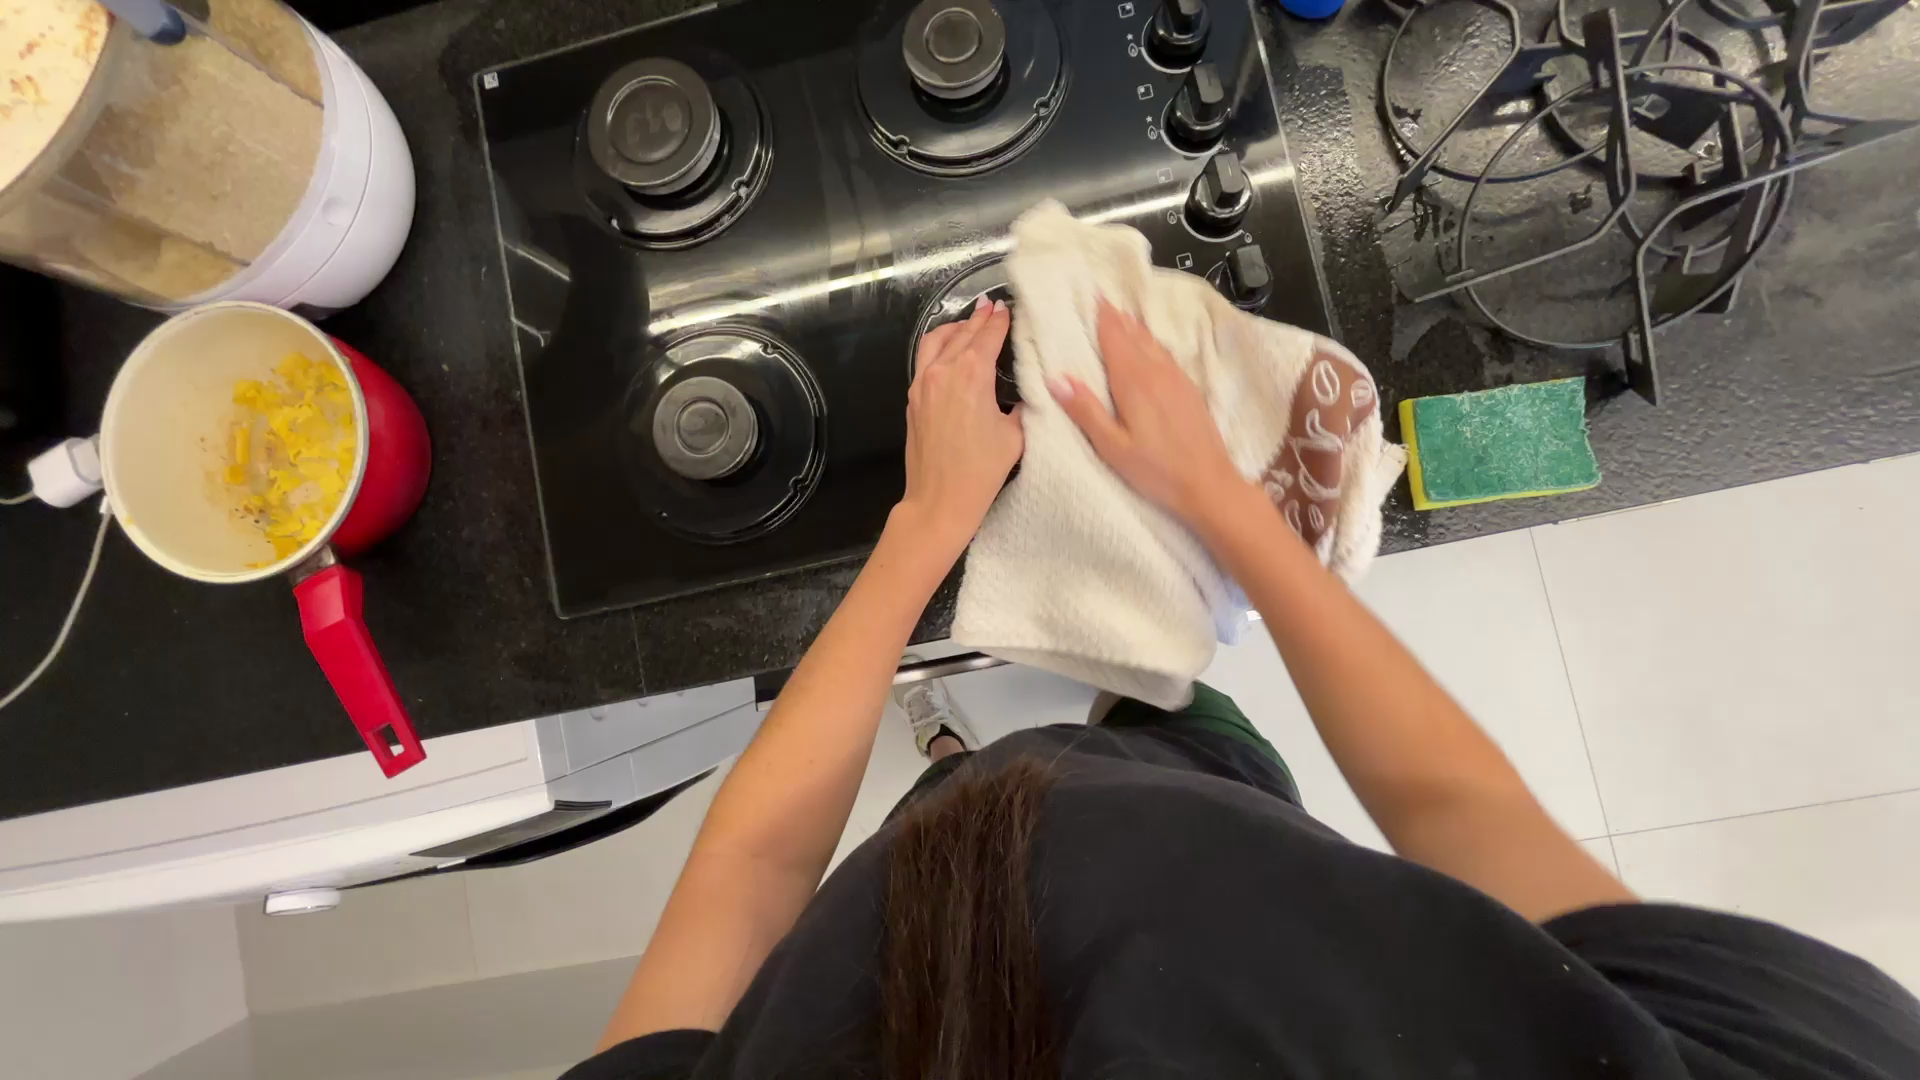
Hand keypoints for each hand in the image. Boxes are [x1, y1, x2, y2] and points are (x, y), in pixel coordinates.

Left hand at [895, 295, 1022, 550]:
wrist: (939, 500)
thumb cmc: (980, 472)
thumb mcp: (1014, 436)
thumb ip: (1020, 407)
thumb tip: (1022, 396)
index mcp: (971, 374)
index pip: (988, 336)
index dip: (1000, 321)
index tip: (1007, 309)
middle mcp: (942, 372)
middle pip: (962, 333)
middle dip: (979, 319)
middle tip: (991, 307)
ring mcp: (922, 384)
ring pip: (935, 341)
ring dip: (954, 328)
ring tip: (967, 323)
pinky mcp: (913, 399)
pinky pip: (924, 360)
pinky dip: (937, 348)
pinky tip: (947, 351)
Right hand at [1049, 302, 1259, 535]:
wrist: (1209, 484)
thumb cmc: (1155, 470)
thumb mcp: (1112, 446)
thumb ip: (1085, 410)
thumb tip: (1057, 378)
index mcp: (1134, 382)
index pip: (1115, 338)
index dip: (1103, 316)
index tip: (1092, 294)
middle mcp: (1158, 372)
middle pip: (1134, 336)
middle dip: (1117, 317)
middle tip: (1102, 299)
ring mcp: (1178, 380)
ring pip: (1152, 343)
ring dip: (1135, 328)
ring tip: (1122, 316)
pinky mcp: (1189, 391)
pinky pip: (1166, 356)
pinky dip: (1152, 344)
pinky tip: (1150, 348)